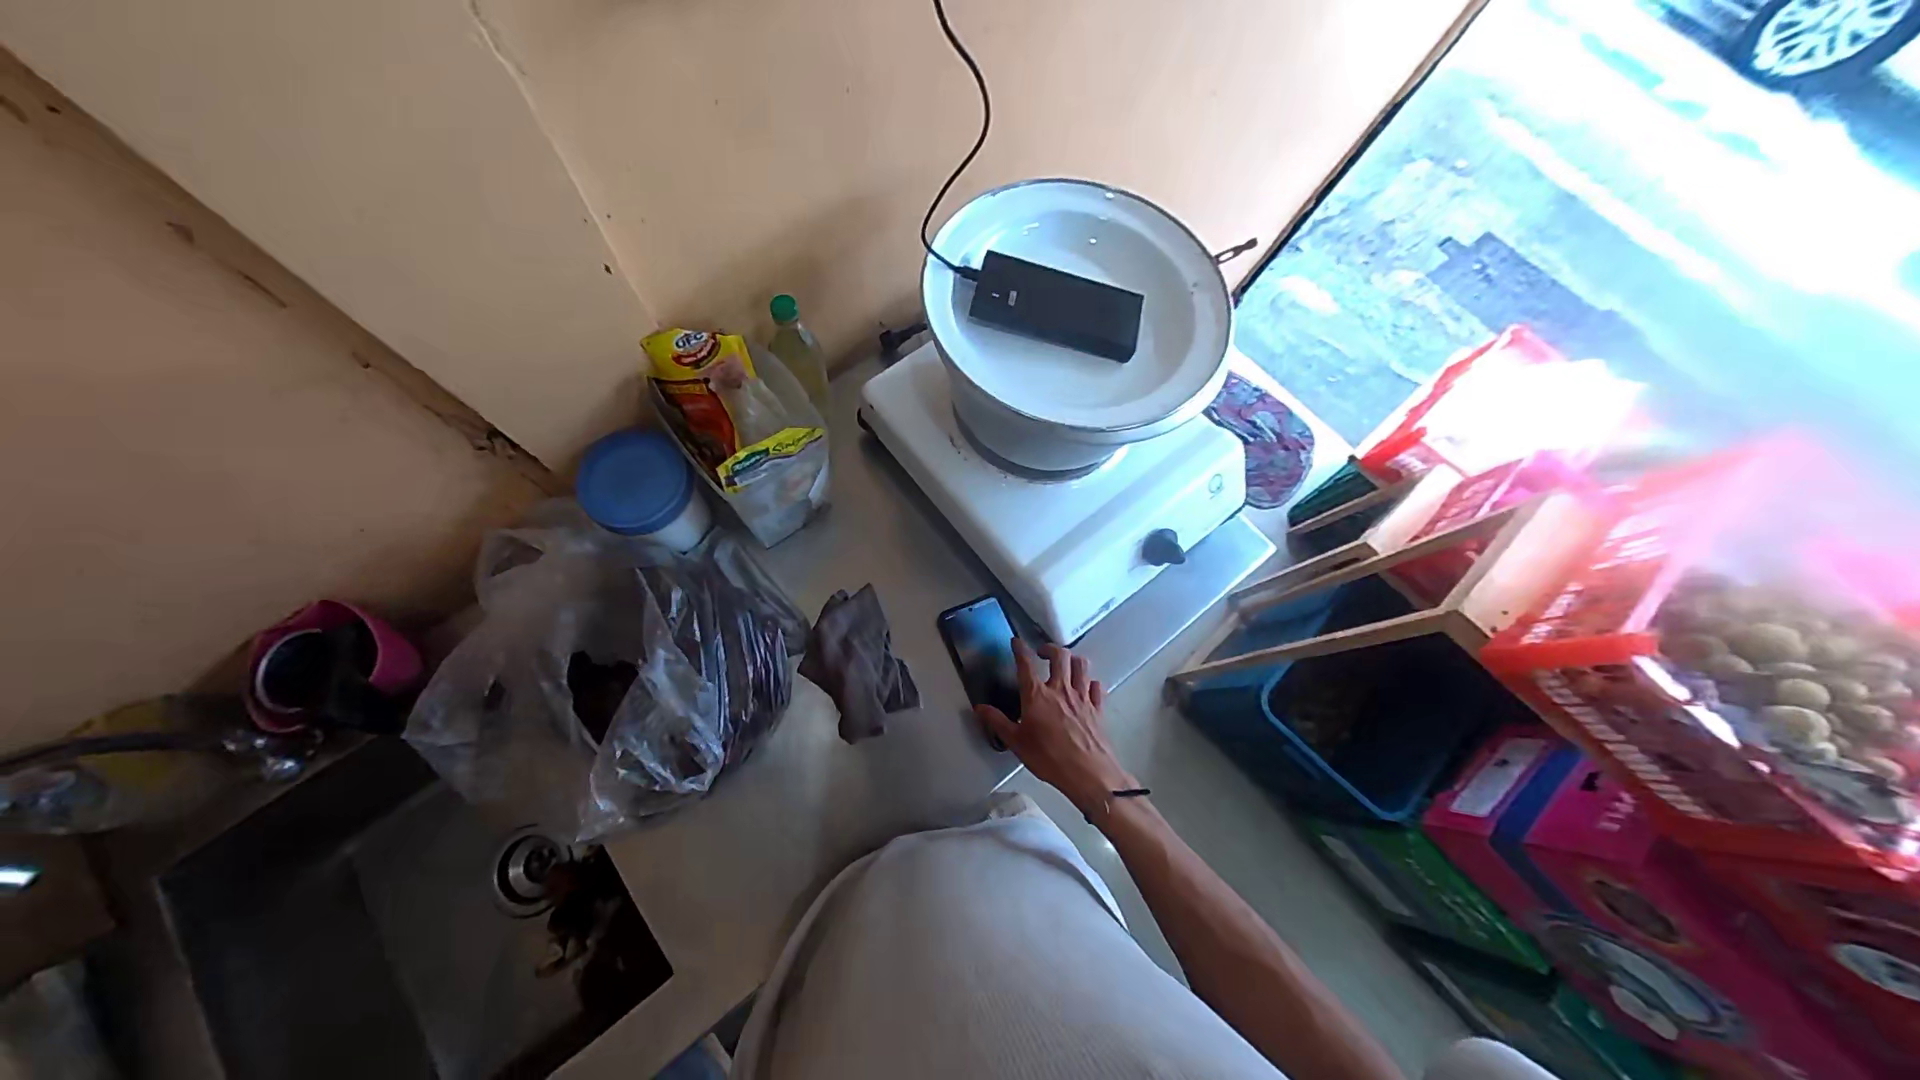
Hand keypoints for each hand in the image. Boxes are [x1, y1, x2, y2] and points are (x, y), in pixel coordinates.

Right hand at [977, 640, 1136, 820]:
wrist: (1087, 773)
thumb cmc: (1049, 758)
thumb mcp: (1016, 742)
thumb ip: (997, 722)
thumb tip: (980, 708)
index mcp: (1037, 695)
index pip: (1025, 664)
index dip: (1019, 649)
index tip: (1016, 642)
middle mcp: (1060, 690)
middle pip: (1060, 656)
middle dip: (1050, 648)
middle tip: (1043, 652)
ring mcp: (1081, 697)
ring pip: (1081, 665)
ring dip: (1073, 659)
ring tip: (1065, 663)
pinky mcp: (1097, 709)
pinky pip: (1096, 687)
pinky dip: (1090, 682)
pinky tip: (1086, 686)